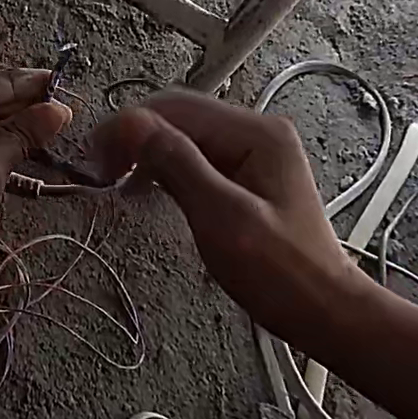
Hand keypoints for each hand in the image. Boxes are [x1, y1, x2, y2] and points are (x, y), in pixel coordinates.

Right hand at [92, 91, 360, 329]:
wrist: (323, 310)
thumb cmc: (279, 271)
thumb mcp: (222, 216)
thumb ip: (177, 164)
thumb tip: (131, 122)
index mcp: (256, 133)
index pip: (177, 107)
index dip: (129, 126)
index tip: (94, 157)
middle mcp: (254, 132)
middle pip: (179, 116)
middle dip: (134, 137)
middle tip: (99, 170)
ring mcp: (250, 152)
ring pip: (182, 137)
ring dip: (145, 152)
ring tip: (114, 179)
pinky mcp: (243, 175)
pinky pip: (193, 159)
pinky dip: (162, 169)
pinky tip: (143, 187)